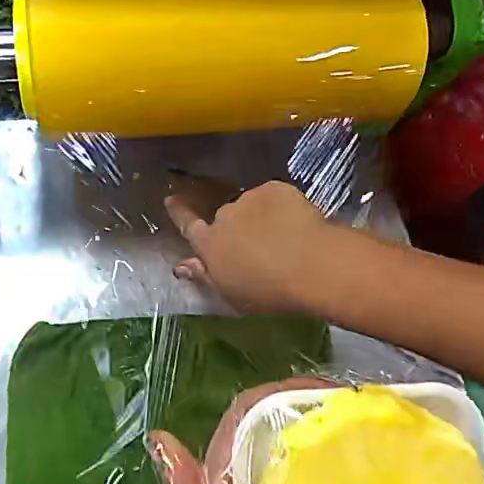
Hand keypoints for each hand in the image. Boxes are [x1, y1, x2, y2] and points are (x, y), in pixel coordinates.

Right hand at [165, 181, 345, 314]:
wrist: (312, 265)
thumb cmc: (268, 291)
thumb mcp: (231, 295)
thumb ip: (205, 277)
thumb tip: (181, 266)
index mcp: (209, 244)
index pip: (187, 225)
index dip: (179, 212)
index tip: (171, 199)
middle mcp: (223, 217)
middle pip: (226, 218)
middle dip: (237, 228)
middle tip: (259, 245)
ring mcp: (249, 199)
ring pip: (252, 207)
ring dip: (261, 217)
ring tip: (285, 237)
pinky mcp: (275, 188)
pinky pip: (274, 197)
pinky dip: (282, 207)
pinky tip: (298, 224)